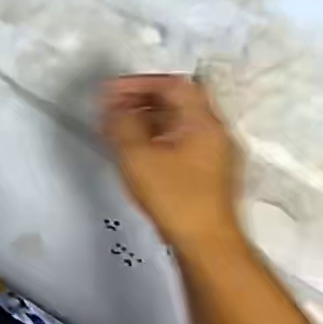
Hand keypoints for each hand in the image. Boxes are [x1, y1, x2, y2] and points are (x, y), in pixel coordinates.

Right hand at [102, 74, 243, 253]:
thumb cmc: (172, 195)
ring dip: (143, 115)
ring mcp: (213, 151)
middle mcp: (214, 132)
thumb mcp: (136, 153)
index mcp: (203, 123)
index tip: (110, 91)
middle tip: (108, 106)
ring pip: (176, 118)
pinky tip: (131, 144)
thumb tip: (115, 104)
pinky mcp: (206, 167)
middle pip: (177, 99)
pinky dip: (153, 131)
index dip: (139, 82)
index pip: (174, 84)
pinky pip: (178, 136)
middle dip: (139, 97)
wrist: (205, 241)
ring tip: (113, 124)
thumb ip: (123, 122)